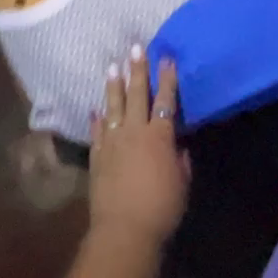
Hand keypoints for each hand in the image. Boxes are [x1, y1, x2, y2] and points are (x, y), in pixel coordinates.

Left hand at [88, 46, 189, 245]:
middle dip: (137, 70)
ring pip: (113, 107)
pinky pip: (97, 131)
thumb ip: (180, 160)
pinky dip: (97, 119)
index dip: (167, 78)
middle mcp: (135, 132)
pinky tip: (96, 109)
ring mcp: (112, 142)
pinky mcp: (98, 156)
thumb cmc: (162, 208)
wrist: (124, 229)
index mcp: (160, 136)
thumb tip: (177, 145)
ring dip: (114, 86)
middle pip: (136, 95)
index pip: (165, 100)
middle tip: (135, 47)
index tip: (167, 58)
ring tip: (113, 66)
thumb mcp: (182, 183)